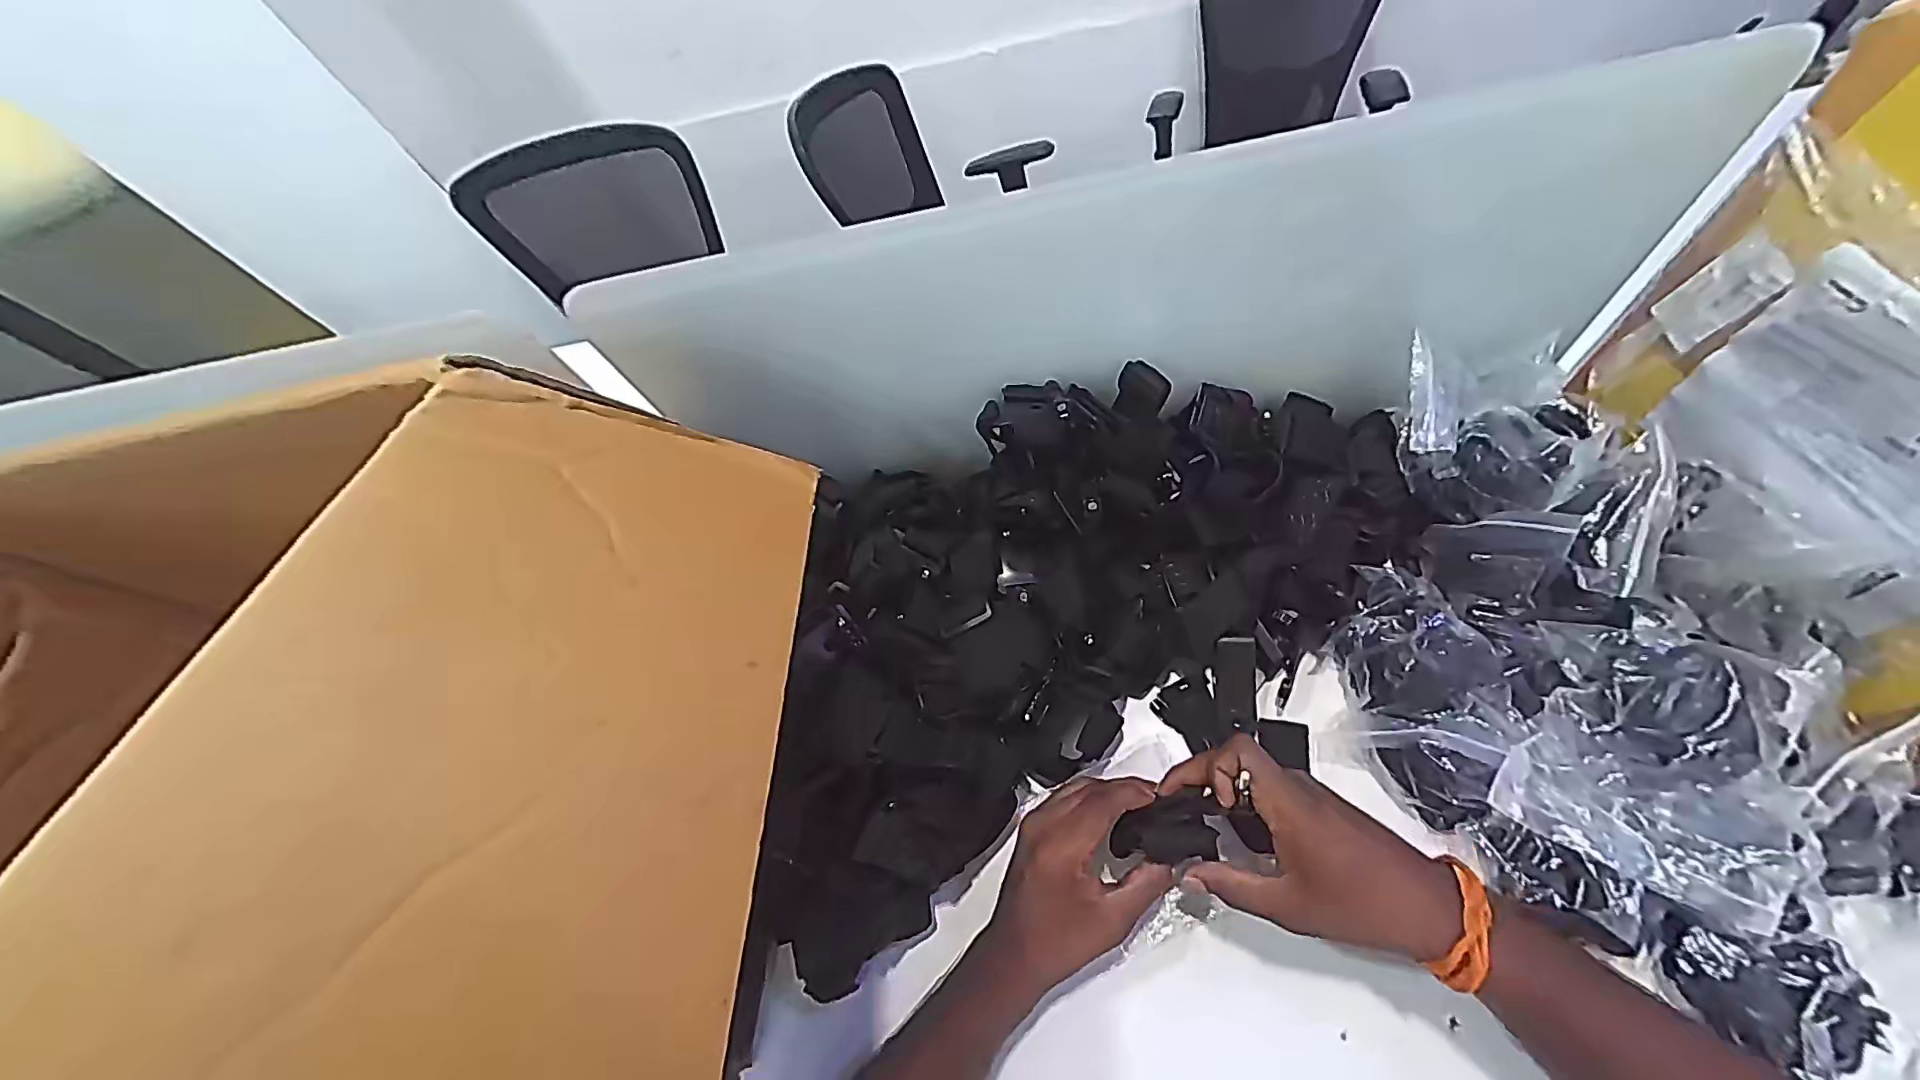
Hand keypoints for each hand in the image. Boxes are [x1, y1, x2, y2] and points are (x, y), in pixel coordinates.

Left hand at [974, 777, 1176, 996]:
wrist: (1016, 953)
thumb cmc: (1053, 943)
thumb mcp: (1113, 920)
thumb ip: (1146, 884)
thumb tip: (1166, 860)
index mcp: (1061, 846)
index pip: (1103, 799)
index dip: (1135, 793)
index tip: (1156, 797)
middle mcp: (1042, 827)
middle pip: (1090, 787)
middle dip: (1124, 789)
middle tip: (1151, 801)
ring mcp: (1033, 825)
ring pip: (1075, 788)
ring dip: (1106, 791)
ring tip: (1133, 806)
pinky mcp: (1030, 828)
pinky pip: (1062, 797)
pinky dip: (1088, 798)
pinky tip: (1105, 814)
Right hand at [1159, 734, 1462, 963]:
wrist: (1427, 908)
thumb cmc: (1370, 904)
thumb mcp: (1286, 905)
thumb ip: (1230, 886)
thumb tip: (1194, 876)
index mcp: (1288, 802)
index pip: (1235, 751)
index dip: (1202, 767)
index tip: (1188, 794)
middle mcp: (1299, 788)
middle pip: (1237, 755)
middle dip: (1204, 776)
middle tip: (1185, 802)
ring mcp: (1310, 794)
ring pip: (1253, 770)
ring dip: (1226, 789)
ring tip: (1212, 823)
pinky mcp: (1319, 805)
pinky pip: (1271, 786)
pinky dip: (1248, 801)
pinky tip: (1245, 834)